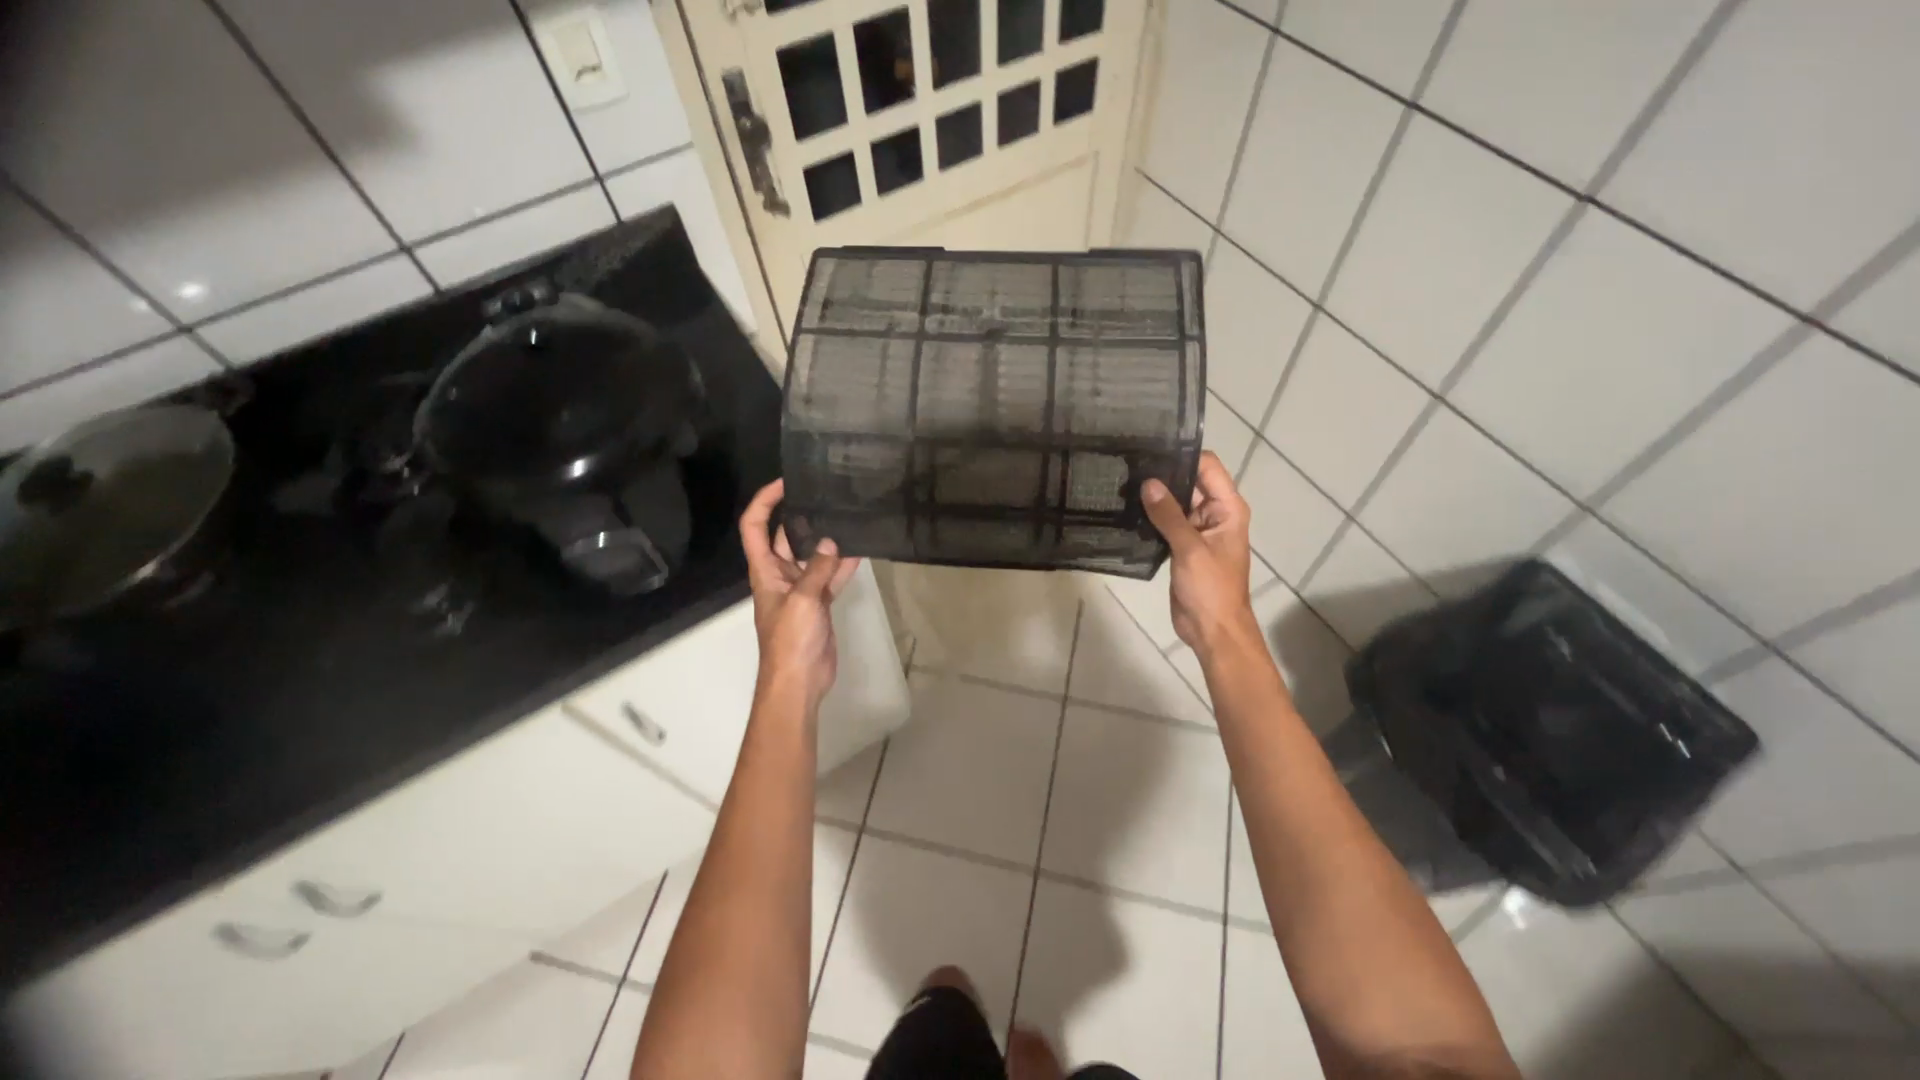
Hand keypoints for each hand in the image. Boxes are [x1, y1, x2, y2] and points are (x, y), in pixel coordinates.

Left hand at [738, 479, 861, 708]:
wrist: (799, 682)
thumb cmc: (790, 640)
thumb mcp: (803, 600)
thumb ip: (817, 569)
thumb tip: (833, 542)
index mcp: (764, 571)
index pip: (754, 526)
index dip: (764, 502)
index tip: (785, 483)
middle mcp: (780, 575)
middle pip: (784, 537)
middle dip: (801, 515)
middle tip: (826, 494)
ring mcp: (801, 590)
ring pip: (813, 556)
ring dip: (827, 540)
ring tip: (847, 515)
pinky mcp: (819, 604)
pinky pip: (831, 577)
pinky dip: (844, 565)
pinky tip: (862, 549)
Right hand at [1142, 452, 1259, 654]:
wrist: (1213, 630)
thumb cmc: (1211, 588)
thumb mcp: (1190, 549)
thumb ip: (1169, 515)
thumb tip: (1149, 483)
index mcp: (1228, 509)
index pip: (1208, 467)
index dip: (1184, 456)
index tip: (1152, 448)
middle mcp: (1215, 514)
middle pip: (1190, 482)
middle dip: (1164, 474)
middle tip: (1128, 462)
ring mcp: (1197, 530)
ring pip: (1175, 503)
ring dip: (1155, 496)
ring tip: (1122, 481)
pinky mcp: (1182, 546)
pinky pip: (1167, 523)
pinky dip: (1151, 517)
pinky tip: (1126, 509)